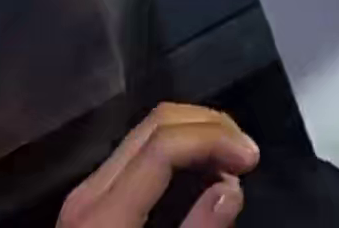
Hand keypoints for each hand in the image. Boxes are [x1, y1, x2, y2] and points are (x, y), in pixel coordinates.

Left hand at [57, 103, 260, 227]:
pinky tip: (202, 174)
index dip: (215, 139)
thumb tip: (230, 190)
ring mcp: (86, 195)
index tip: (252, 161)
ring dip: (198, 134)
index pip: (164, 144)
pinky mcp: (91, 204)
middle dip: (211, 126)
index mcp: (102, 217)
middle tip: (246, 156)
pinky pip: (143, 152)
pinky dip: (181, 149)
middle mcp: (89, 192)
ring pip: (151, 130)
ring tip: (231, 165)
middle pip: (158, 122)